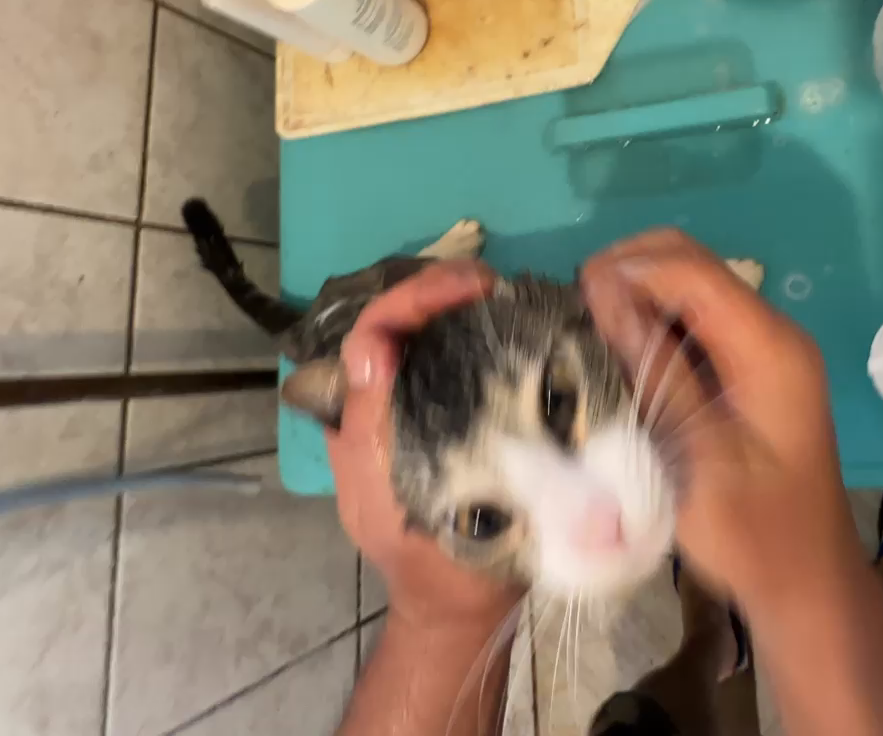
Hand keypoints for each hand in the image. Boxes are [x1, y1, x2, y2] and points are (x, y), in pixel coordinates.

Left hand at [329, 260, 525, 632]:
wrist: (463, 599)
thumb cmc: (423, 555)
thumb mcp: (383, 497)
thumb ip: (368, 427)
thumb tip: (371, 346)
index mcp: (360, 410)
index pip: (375, 330)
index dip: (414, 298)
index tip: (470, 286)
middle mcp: (388, 394)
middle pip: (404, 319)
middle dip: (442, 288)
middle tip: (492, 283)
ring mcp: (427, 399)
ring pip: (436, 331)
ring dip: (467, 304)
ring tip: (507, 294)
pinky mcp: (463, 410)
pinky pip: (471, 358)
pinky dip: (491, 333)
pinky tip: (521, 326)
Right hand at [580, 230, 864, 615]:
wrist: (804, 579)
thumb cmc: (752, 532)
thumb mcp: (695, 455)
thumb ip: (655, 369)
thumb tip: (605, 290)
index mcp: (770, 348)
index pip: (693, 272)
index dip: (630, 269)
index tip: (575, 296)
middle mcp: (769, 329)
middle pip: (691, 260)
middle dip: (628, 269)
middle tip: (576, 307)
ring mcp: (758, 342)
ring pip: (686, 281)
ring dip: (634, 290)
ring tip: (586, 323)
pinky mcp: (742, 360)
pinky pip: (689, 314)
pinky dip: (648, 317)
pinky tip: (615, 344)